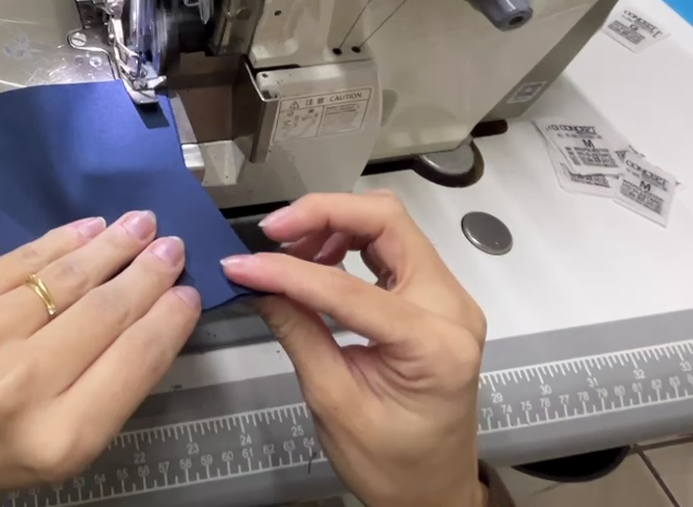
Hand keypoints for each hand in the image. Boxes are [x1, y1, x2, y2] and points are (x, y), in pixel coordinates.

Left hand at [0, 211, 200, 504]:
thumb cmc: (0, 445)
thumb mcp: (66, 442)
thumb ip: (111, 384)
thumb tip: (155, 313)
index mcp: (60, 435)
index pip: (132, 362)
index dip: (167, 321)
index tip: (188, 293)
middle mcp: (24, 382)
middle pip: (103, 312)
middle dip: (145, 275)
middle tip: (172, 246)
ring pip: (67, 276)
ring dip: (111, 246)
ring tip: (141, 224)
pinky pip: (26, 257)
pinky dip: (64, 238)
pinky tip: (93, 227)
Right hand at [222, 191, 486, 506]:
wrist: (434, 493)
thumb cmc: (390, 464)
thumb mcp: (333, 400)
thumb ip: (295, 329)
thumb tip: (254, 281)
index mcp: (434, 346)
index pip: (348, 287)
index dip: (287, 270)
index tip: (241, 265)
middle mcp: (451, 307)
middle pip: (386, 220)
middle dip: (323, 213)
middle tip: (273, 231)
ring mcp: (446, 296)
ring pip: (386, 221)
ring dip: (332, 221)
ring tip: (289, 247)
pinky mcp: (432, 294)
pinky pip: (388, 242)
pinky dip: (345, 236)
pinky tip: (315, 256)